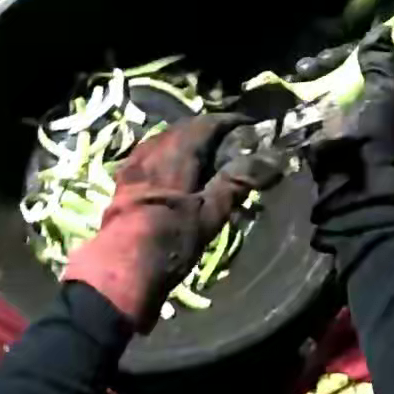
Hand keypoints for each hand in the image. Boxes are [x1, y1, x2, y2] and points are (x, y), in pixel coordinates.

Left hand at [61, 114, 281, 330]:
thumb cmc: (170, 240)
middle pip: (184, 129)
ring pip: (165, 141)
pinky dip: (169, 156)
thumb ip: (238, 181)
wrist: (120, 270)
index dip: (230, 122)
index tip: (251, 127)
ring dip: (187, 143)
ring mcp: (135, 164)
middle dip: (209, 131)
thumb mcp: (211, 213)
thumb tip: (273, 159)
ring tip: (207, 157)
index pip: (207, 123)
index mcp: (176, 153)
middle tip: (232, 143)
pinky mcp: (123, 181)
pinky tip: (177, 173)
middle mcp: (153, 150)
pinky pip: (151, 156)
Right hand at [302, 23, 393, 175]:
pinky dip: (290, 95)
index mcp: (375, 92)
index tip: (326, 57)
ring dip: (302, 79)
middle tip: (304, 68)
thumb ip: (382, 61)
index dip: (342, 53)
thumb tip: (385, 28)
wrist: (347, 179)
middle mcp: (354, 101)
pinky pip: (298, 104)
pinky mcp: (311, 132)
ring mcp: (331, 118)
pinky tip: (281, 91)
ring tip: (291, 79)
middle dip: (318, 65)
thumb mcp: (383, 91)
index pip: (356, 60)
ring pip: (314, 85)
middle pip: (333, 72)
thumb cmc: (369, 132)